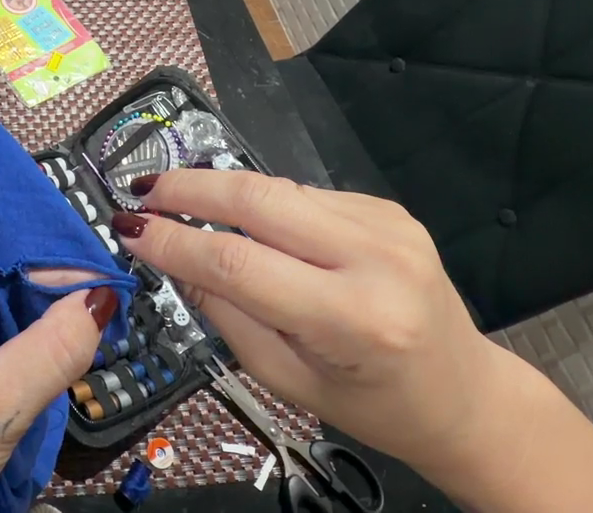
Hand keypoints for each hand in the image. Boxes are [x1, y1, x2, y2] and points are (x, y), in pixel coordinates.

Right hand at [111, 172, 513, 473]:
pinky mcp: (385, 206)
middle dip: (189, 189)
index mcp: (354, 320)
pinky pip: (301, 195)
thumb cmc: (371, 404)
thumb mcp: (286, 377)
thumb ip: (225, 312)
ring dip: (219, 191)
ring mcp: (386, 223)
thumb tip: (169, 256)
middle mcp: (376, 258)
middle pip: (257, 199)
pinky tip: (251, 224)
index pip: (240, 263)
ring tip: (176, 200)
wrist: (465, 393)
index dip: (175, 241)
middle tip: (141, 190)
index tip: (127, 227)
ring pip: (275, 189)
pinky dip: (262, 204)